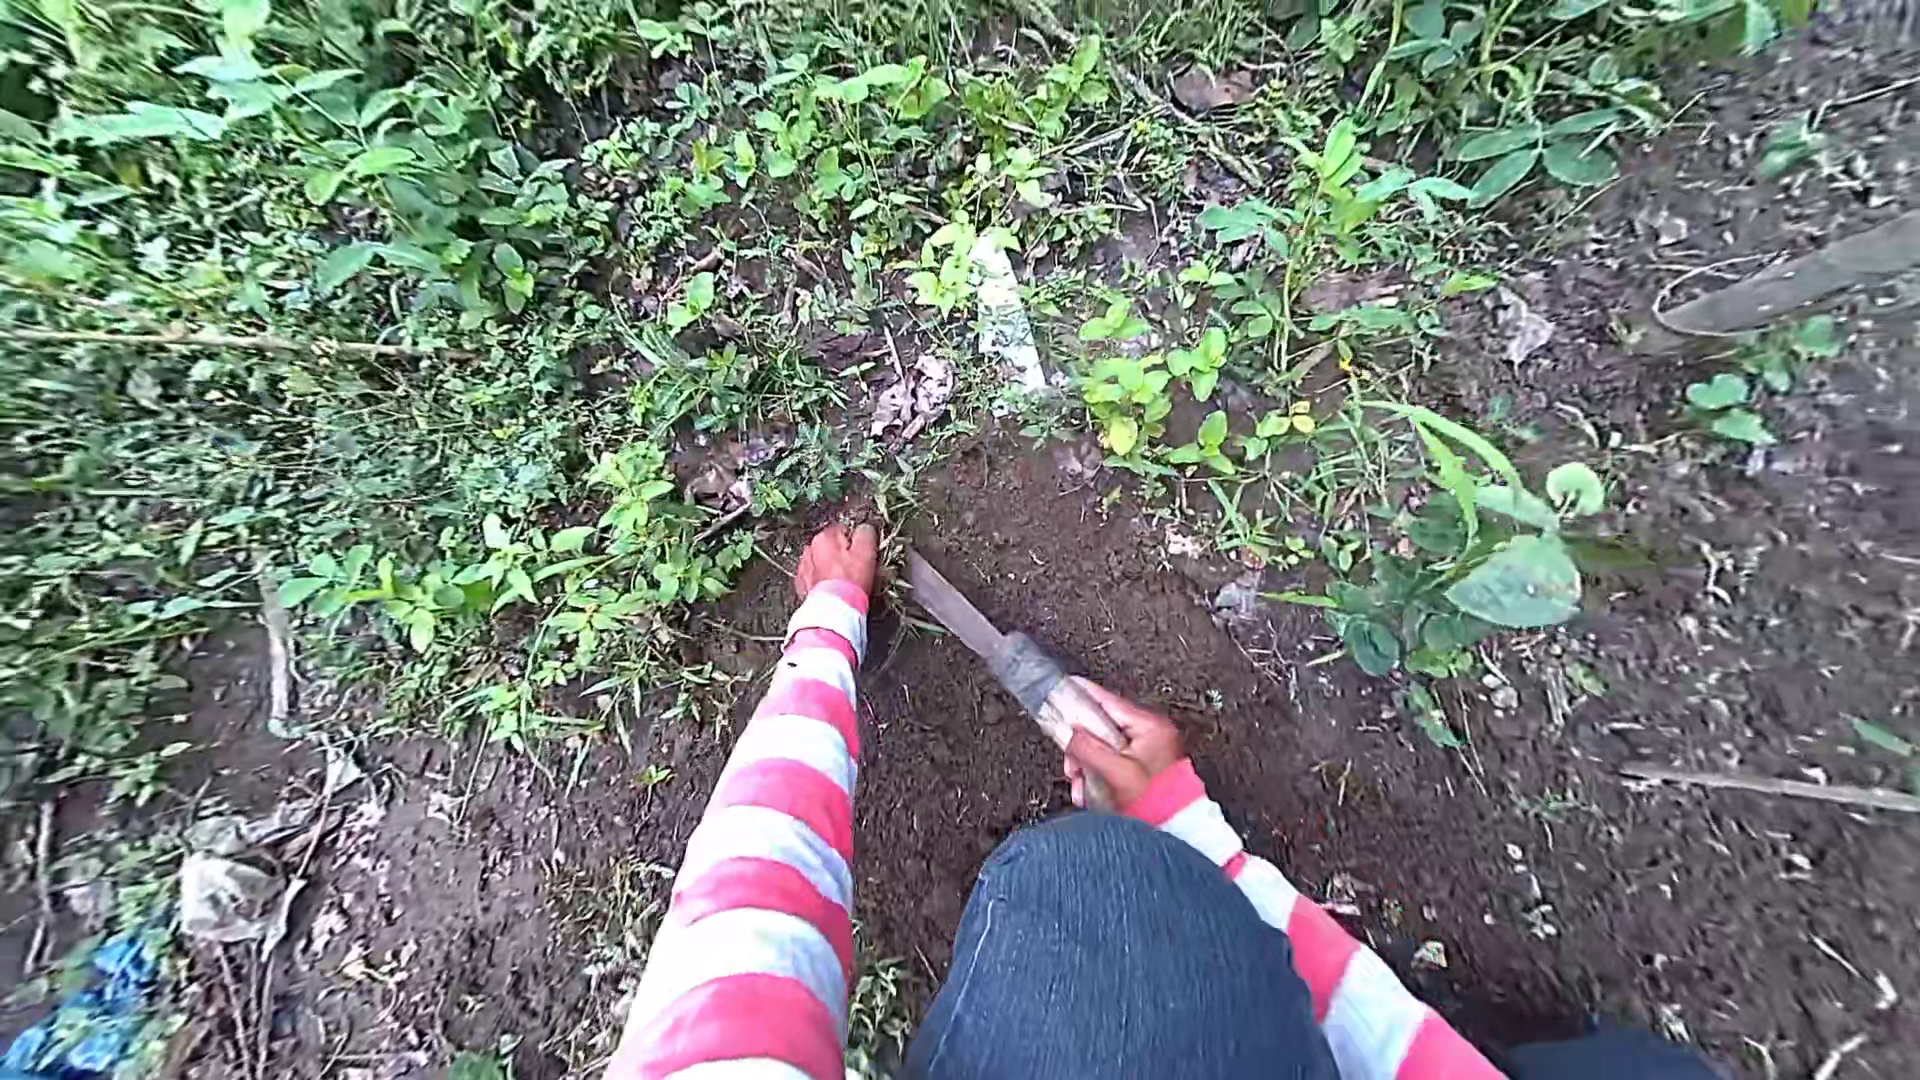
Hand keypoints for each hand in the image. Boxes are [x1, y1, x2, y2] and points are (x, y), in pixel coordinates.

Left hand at [794, 522, 879, 598]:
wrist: (833, 610)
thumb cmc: (850, 583)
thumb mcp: (867, 552)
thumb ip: (866, 533)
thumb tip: (864, 529)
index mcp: (826, 537)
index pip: (844, 530)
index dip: (856, 543)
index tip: (862, 554)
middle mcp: (811, 549)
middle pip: (832, 546)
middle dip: (842, 555)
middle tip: (855, 570)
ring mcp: (805, 567)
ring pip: (822, 562)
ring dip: (831, 568)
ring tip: (844, 582)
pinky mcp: (802, 584)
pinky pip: (815, 578)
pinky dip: (823, 582)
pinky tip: (833, 589)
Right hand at [1061, 678, 1184, 808]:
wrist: (1177, 832)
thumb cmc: (1159, 803)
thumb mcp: (1117, 772)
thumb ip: (1088, 747)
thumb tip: (1066, 731)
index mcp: (1150, 726)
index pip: (1107, 701)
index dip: (1083, 695)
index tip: (1064, 687)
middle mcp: (1150, 734)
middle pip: (1100, 726)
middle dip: (1081, 747)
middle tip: (1073, 762)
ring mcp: (1146, 750)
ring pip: (1102, 746)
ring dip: (1086, 764)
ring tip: (1082, 783)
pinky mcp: (1141, 767)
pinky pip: (1109, 761)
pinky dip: (1096, 774)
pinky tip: (1090, 789)